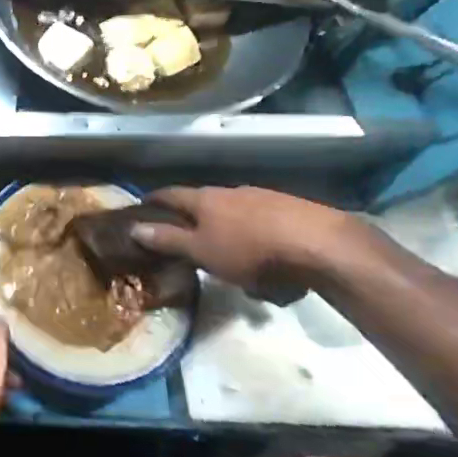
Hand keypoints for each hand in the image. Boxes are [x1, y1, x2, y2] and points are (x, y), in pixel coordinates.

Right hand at [133, 186, 366, 303]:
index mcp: (205, 199)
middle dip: (196, 221)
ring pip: (237, 216)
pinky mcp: (294, 210)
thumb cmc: (250, 251)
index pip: (170, 194)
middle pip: (205, 204)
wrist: (321, 247)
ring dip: (230, 234)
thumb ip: (168, 240)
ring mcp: (266, 198)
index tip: (142, 207)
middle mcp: (233, 192)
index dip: (154, 200)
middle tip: (188, 242)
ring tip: (232, 261)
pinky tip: (268, 264)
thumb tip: (135, 228)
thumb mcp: (202, 252)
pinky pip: (265, 226)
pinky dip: (259, 241)